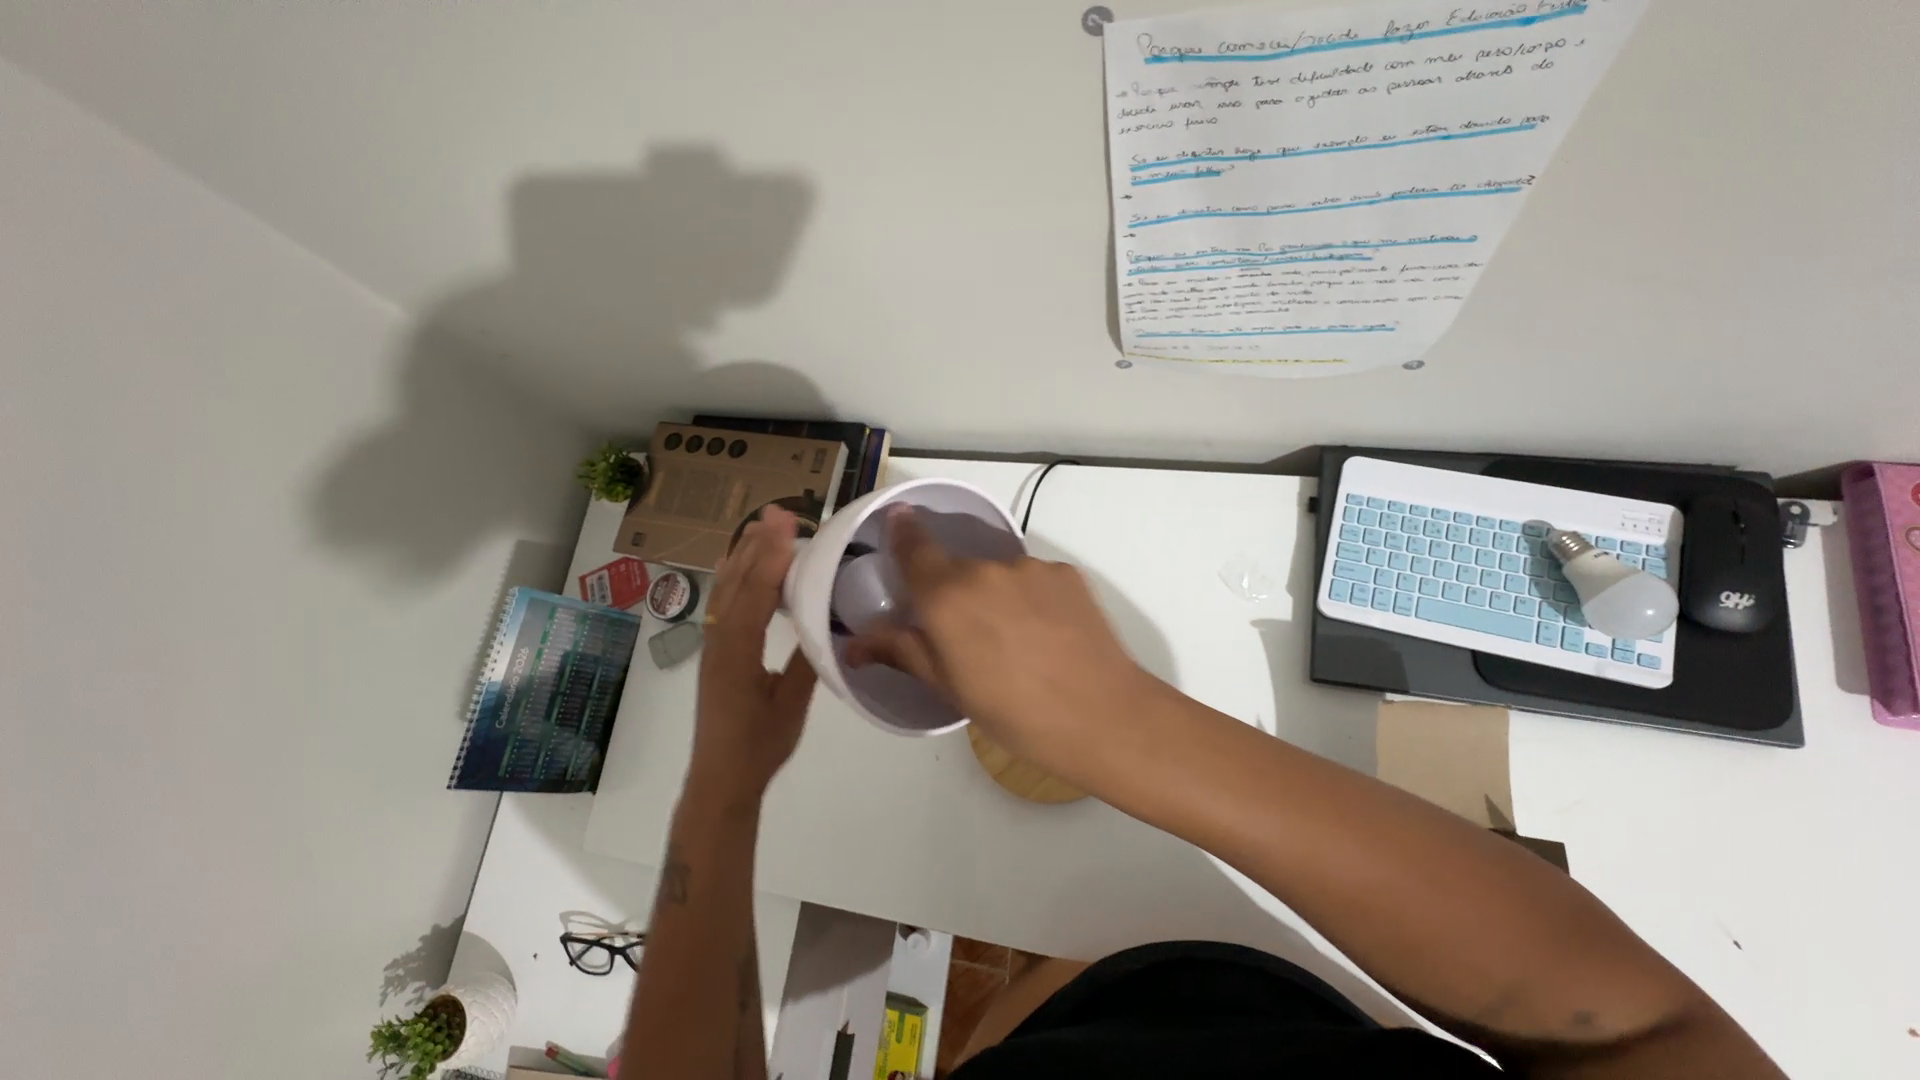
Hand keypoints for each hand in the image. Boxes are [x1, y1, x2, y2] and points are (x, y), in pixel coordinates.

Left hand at [689, 506, 817, 803]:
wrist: (720, 779)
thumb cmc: (759, 747)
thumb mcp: (791, 705)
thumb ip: (806, 662)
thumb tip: (829, 622)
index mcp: (737, 651)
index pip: (755, 592)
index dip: (772, 555)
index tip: (788, 523)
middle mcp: (720, 640)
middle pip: (736, 580)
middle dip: (756, 543)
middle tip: (777, 511)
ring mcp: (714, 645)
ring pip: (725, 589)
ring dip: (744, 555)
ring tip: (762, 526)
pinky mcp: (716, 652)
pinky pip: (724, 603)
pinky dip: (735, 576)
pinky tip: (744, 568)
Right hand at [844, 507, 1160, 777]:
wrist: (1099, 714)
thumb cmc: (1012, 712)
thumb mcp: (948, 687)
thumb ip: (902, 652)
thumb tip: (854, 644)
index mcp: (947, 597)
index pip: (914, 547)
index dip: (903, 531)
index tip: (900, 519)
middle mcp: (985, 570)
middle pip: (959, 569)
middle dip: (957, 594)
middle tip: (968, 636)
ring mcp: (1031, 568)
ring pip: (1000, 576)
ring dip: (997, 598)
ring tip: (1016, 642)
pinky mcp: (1067, 573)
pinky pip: (1035, 580)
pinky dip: (1032, 600)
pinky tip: (1047, 635)